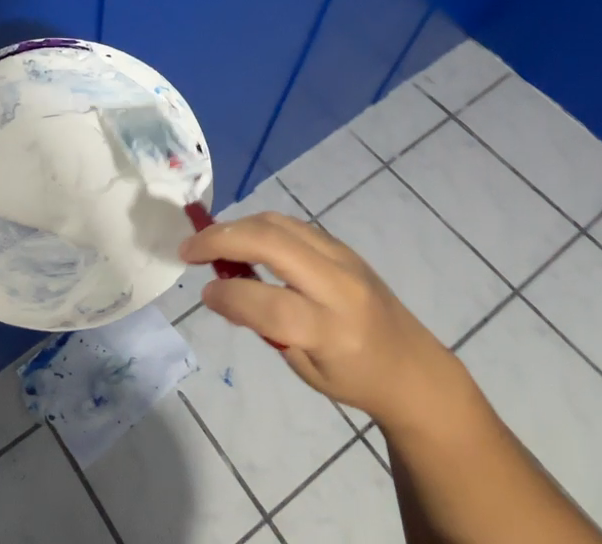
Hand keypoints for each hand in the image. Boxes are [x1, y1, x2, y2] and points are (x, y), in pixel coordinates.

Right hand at [179, 213, 461, 429]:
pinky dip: (259, 228)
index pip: (270, 304)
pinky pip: (292, 226)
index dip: (229, 296)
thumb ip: (267, 328)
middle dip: (222, 239)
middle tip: (188, 249)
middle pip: (272, 242)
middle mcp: (340, 286)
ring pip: (279, 224)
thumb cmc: (355, 379)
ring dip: (237, 227)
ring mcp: (344, 258)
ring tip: (209, 244)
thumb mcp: (306, 368)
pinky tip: (241, 241)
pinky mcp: (342, 246)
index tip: (203, 294)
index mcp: (333, 330)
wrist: (413, 366)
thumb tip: (223, 291)